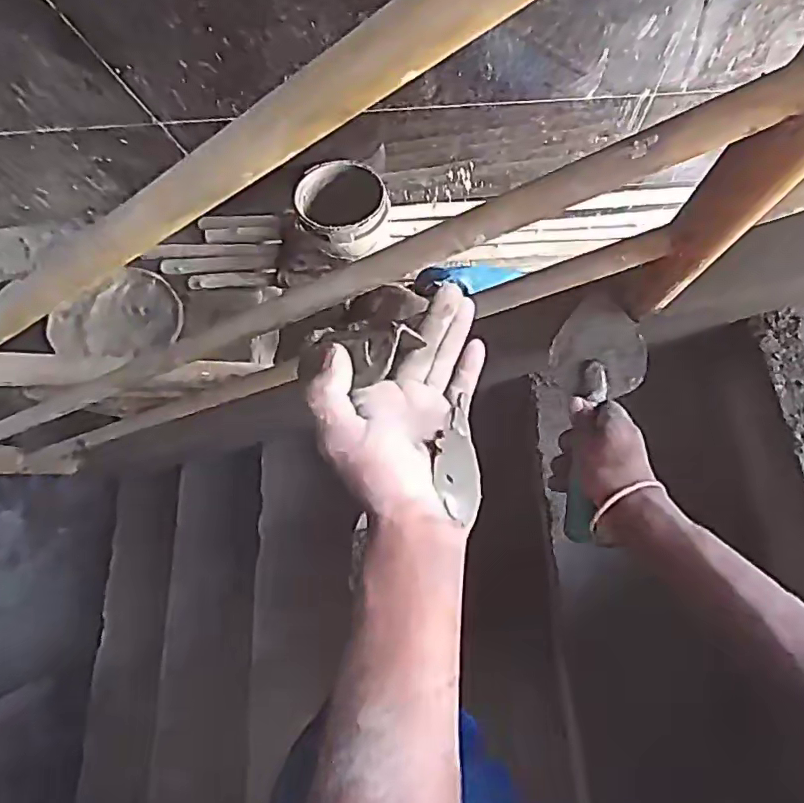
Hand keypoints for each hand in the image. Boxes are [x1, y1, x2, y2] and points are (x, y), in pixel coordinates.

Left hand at [305, 284, 485, 529]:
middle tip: (449, 287)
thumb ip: (328, 391)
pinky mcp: (455, 422)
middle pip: (422, 348)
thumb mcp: (338, 433)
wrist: (416, 514)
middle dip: (436, 318)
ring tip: (465, 302)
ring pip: (445, 360)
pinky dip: (469, 365)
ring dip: (455, 332)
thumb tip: (333, 350)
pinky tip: (475, 343)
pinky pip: (462, 386)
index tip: (406, 296)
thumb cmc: (376, 478)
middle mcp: (403, 398)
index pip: (388, 350)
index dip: (397, 323)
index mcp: (375, 397)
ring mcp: (431, 409)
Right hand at [552, 399, 657, 539]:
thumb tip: (577, 402)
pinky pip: (590, 476)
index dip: (582, 414)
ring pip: (586, 457)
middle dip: (571, 444)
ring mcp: (618, 464)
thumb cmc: (607, 469)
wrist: (626, 509)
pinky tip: (562, 486)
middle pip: (590, 434)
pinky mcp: (613, 484)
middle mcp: (621, 440)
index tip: (570, 423)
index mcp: (619, 423)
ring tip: (560, 475)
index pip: (600, 408)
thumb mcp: (586, 439)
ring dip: (569, 465)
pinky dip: (575, 480)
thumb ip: (580, 419)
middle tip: (565, 451)